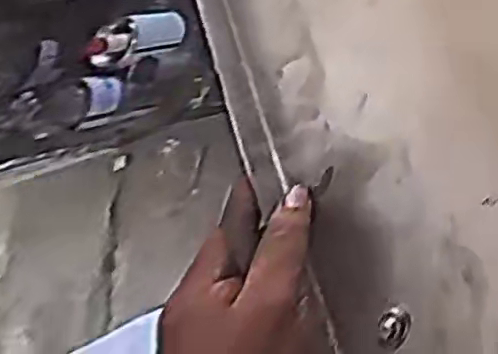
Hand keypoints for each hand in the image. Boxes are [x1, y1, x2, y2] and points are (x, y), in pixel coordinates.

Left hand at [160, 181, 315, 353]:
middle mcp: (193, 307)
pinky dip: (271, 280)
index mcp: (196, 288)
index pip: (232, 219)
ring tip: (303, 231)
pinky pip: (248, 298)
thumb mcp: (272, 301)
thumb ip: (283, 245)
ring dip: (272, 252)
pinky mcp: (223, 347)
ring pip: (243, 273)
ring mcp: (205, 332)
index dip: (260, 189)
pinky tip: (290, 282)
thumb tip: (295, 196)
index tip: (282, 162)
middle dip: (269, 221)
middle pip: (236, 247)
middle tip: (304, 195)